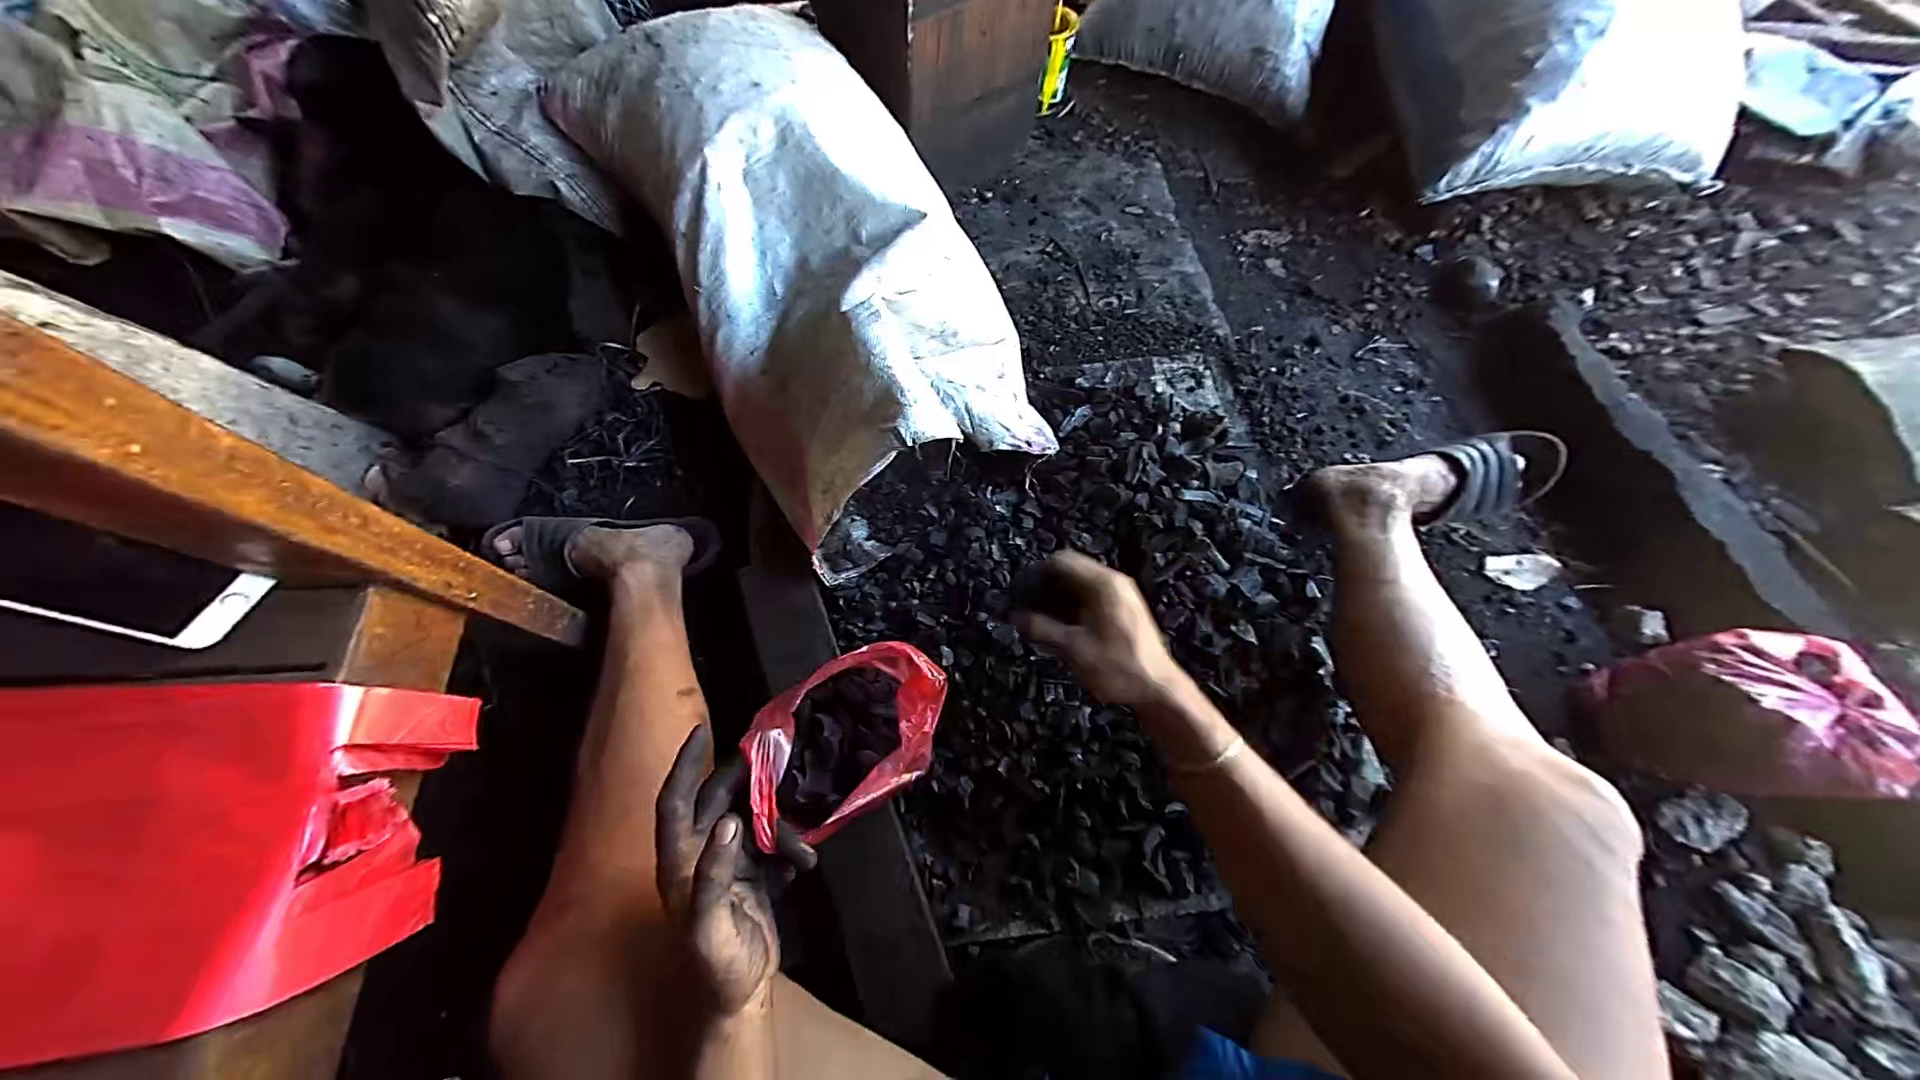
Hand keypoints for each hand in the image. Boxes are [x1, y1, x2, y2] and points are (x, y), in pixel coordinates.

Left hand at [656, 725, 814, 1015]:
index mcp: (679, 862)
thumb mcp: (709, 925)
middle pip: (720, 799)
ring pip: (754, 819)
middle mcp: (700, 852)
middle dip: (748, 783)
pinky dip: (789, 849)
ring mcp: (728, 858)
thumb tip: (727, 821)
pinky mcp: (753, 869)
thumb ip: (712, 874)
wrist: (742, 992)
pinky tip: (799, 867)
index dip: (684, 765)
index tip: (702, 730)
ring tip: (802, 855)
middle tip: (777, 766)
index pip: (674, 801)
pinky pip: (773, 841)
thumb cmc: (717, 963)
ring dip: (781, 829)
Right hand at [1014, 550, 1190, 706]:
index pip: (1062, 561)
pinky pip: (1092, 596)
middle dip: (1046, 586)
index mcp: (1103, 585)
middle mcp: (1115, 584)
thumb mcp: (1073, 649)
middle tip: (1026, 605)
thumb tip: (1016, 616)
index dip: (1036, 573)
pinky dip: (1074, 605)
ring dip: (1059, 596)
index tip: (1020, 590)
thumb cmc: (1120, 669)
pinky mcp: (1125, 609)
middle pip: (1071, 570)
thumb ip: (1041, 629)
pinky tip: (1063, 625)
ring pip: (1081, 584)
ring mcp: (1122, 595)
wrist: (1157, 689)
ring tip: (1040, 618)